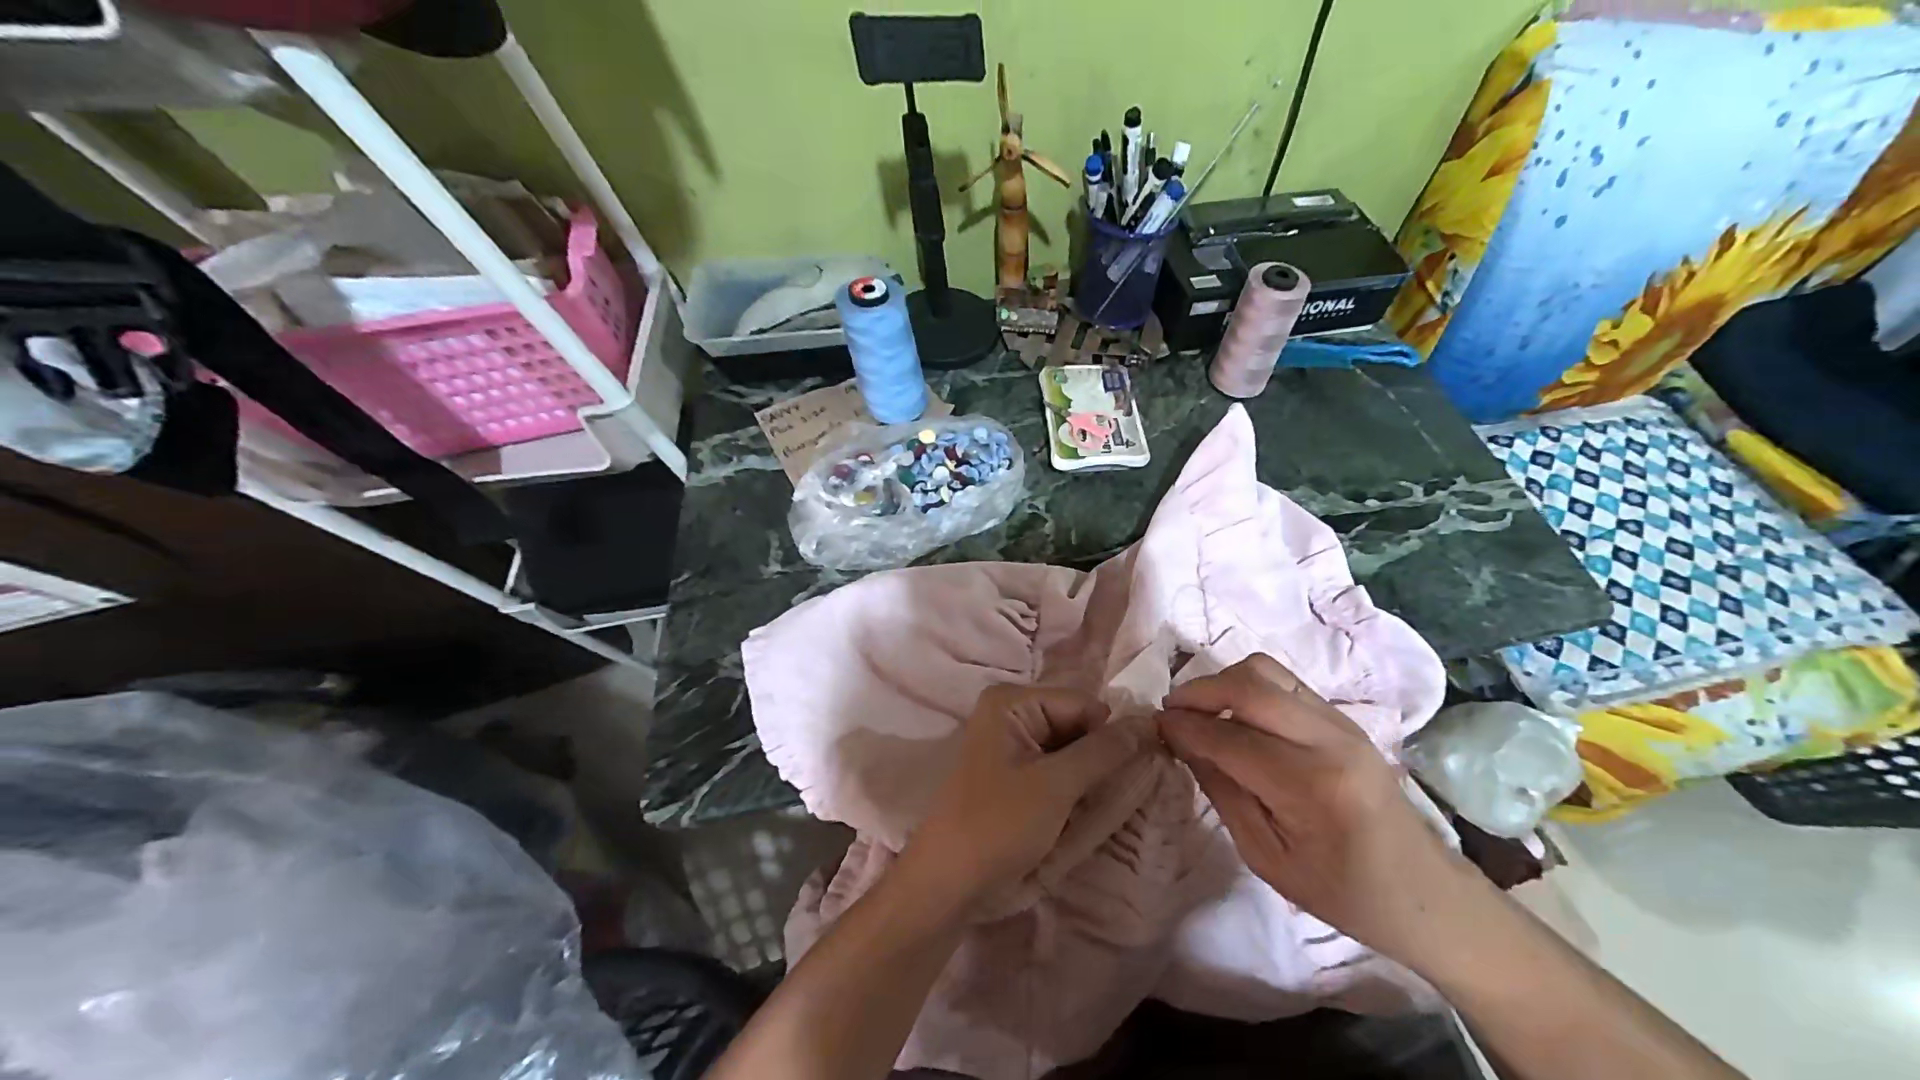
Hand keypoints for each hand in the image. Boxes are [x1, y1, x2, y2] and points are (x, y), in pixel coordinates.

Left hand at [899, 685, 1151, 917]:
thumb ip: (1105, 751)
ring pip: (1071, 749)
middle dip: (1100, 755)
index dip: (1111, 734)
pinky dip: (1074, 787)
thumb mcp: (1057, 785)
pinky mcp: (1014, 774)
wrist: (950, 882)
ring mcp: (1011, 744)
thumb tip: (1150, 723)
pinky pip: (1058, 768)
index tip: (1136, 771)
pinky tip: (1078, 811)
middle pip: (1077, 723)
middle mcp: (1010, 713)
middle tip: (1113, 793)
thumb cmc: (999, 825)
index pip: (1084, 703)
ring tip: (1094, 805)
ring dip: (1089, 775)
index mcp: (1012, 701)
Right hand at [1157, 655, 1483, 962]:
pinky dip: (1249, 688)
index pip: (1228, 735)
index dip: (1184, 726)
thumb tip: (1182, 742)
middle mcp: (1329, 740)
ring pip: (1267, 671)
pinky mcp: (1345, 719)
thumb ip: (1222, 792)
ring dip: (1224, 682)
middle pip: (1249, 683)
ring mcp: (1342, 723)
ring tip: (1201, 710)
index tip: (1155, 725)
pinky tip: (1235, 716)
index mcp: (1311, 786)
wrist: (1428, 896)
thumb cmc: (1344, 893)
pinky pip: (1285, 683)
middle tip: (1172, 711)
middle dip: (1199, 690)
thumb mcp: (1267, 858)